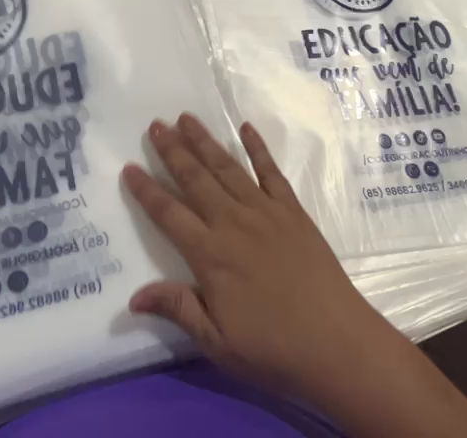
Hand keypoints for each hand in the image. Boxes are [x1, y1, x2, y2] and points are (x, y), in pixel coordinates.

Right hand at [122, 114, 399, 395]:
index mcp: (210, 255)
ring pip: (228, 168)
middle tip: (155, 124)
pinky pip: (271, 172)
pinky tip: (246, 128)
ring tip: (187, 118)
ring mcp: (265, 212)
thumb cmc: (273, 349)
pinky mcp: (293, 212)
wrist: (338, 344)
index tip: (129, 166)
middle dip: (173, 150)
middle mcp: (233, 223)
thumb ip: (178, 309)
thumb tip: (133, 297)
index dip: (147, 190)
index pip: (169, 214)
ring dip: (205, 141)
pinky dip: (257, 148)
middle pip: (196, 179)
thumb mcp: (217, 341)